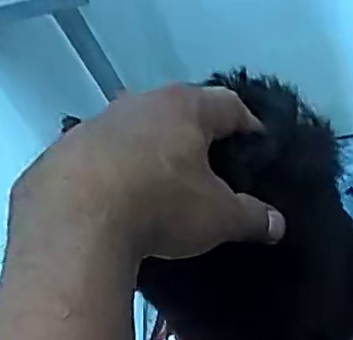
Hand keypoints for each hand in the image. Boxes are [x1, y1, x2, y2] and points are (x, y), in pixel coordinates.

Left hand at [8, 84, 286, 266]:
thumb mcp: (220, 217)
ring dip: (161, 156)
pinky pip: (114, 156)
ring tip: (173, 190)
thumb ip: (252, 217)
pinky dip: (129, 173)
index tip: (260, 148)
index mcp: (186, 108)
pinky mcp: (75, 147)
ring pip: (145, 133)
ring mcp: (105, 121)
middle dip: (202, 141)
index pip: (230, 105)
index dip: (250, 127)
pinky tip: (134, 201)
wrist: (80, 214)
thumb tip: (278, 224)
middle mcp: (144, 102)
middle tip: (217, 173)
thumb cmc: (163, 203)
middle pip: (183, 115)